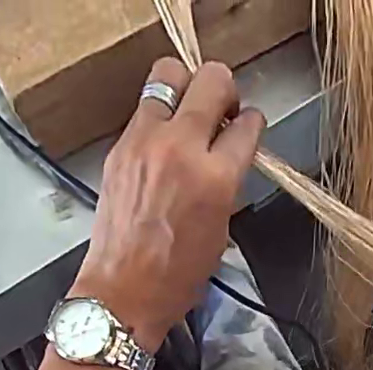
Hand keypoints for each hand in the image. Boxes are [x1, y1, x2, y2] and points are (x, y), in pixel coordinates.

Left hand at [70, 57, 264, 346]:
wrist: (125, 290)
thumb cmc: (177, 277)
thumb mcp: (219, 234)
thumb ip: (226, 187)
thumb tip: (228, 160)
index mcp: (215, 179)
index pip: (246, 126)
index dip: (253, 125)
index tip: (249, 127)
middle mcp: (180, 149)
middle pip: (211, 80)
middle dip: (224, 90)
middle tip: (224, 109)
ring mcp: (144, 142)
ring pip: (170, 76)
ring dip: (187, 89)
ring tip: (190, 115)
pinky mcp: (120, 147)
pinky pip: (145, 109)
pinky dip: (160, 117)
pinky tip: (164, 145)